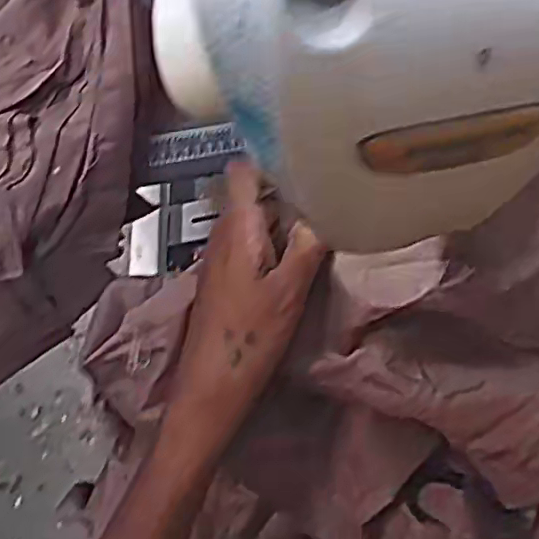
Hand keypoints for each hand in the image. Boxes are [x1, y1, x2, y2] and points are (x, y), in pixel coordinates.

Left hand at [165, 161, 329, 461]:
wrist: (210, 390)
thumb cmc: (248, 339)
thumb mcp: (290, 290)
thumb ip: (308, 242)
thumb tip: (328, 204)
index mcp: (238, 227)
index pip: (243, 169)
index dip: (270, 153)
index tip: (304, 148)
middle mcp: (225, 233)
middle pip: (254, 191)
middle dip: (289, 185)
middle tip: (327, 185)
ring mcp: (224, 255)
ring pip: (256, 216)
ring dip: (285, 214)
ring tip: (321, 215)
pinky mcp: (227, 276)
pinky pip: (254, 240)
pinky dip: (277, 238)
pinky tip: (301, 252)